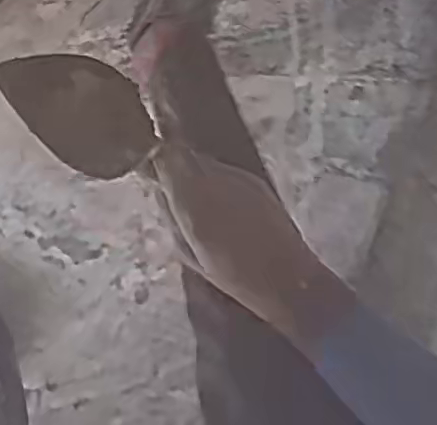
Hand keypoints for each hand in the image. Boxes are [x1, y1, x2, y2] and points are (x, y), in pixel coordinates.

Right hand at [150, 144, 353, 349]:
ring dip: (194, 172)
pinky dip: (216, 181)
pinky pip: (224, 171)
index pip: (164, 153)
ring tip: (197, 198)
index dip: (152, 154)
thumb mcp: (187, 250)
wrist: (292, 284)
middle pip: (182, 152)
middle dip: (171, 162)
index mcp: (191, 194)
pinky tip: (222, 204)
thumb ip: (168, 213)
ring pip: (203, 161)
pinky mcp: (255, 181)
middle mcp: (213, 176)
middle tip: (167, 182)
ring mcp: (236, 176)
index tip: (144, 163)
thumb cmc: (233, 275)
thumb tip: (157, 189)